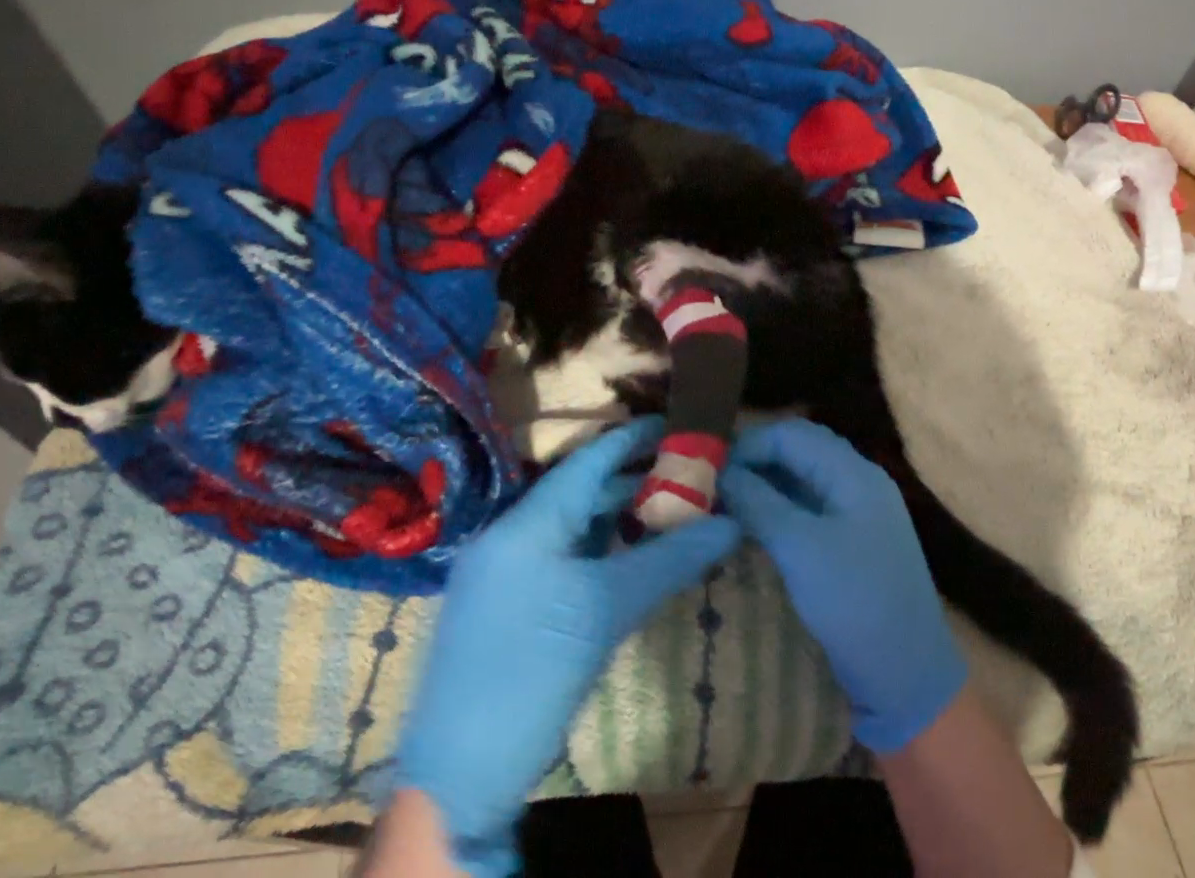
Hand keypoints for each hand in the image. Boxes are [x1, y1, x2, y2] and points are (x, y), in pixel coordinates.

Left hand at [395, 418, 740, 874]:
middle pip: (580, 494)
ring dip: (621, 522)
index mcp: (525, 525)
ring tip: (675, 515)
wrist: (462, 767)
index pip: (587, 461)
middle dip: (636, 484)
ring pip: (572, 530)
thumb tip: (732, 522)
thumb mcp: (607, 611)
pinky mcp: (506, 608)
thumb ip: (669, 560)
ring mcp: (503, 574)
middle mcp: (508, 537)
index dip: (633, 440)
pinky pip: (561, 562)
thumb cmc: (533, 673)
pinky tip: (635, 562)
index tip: (679, 426)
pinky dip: (601, 555)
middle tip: (692, 479)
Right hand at [718, 418, 966, 753]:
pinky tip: (745, 531)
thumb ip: (759, 502)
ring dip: (759, 490)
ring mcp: (853, 518)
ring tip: (717, 507)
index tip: (703, 469)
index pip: (791, 434)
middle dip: (750, 465)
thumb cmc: (855, 601)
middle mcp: (856, 485)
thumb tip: (719, 473)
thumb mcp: (801, 547)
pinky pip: (803, 515)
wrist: (905, 674)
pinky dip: (773, 515)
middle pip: (796, 454)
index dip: (747, 445)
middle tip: (705, 487)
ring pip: (797, 485)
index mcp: (854, 474)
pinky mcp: (846, 548)